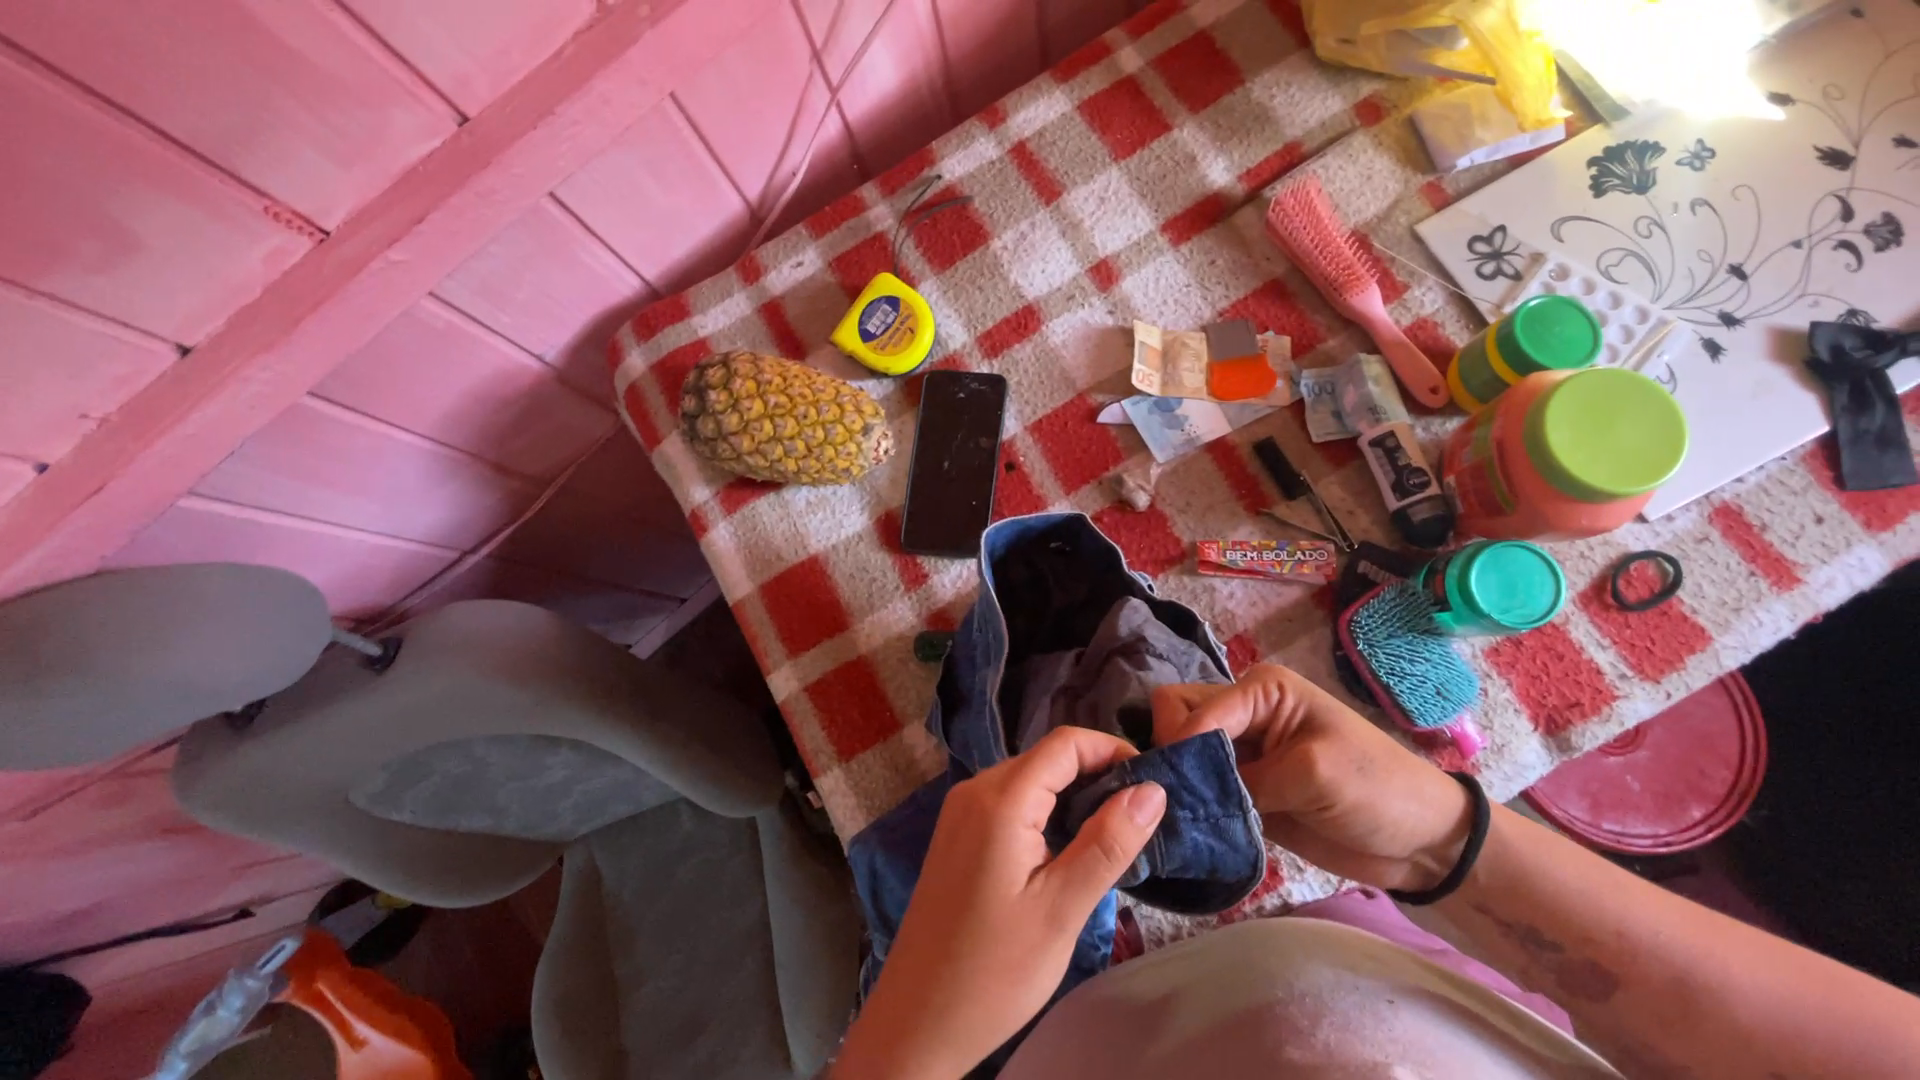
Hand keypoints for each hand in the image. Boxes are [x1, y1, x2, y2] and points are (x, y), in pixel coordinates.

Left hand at [833, 727, 1166, 1079]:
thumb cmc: (993, 970)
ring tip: (1112, 840)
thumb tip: (1152, 789)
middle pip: (1046, 759)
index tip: (1151, 787)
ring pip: (1029, 781)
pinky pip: (1009, 805)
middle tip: (1139, 820)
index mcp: (999, 800)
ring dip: (1072, 798)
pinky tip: (1066, 853)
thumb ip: (1107, 843)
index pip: (1065, 744)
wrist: (917, 1020)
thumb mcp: (1061, 910)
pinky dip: (1045, 815)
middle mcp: (974, 792)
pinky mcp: (957, 838)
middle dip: (1096, 775)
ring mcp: (960, 814)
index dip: (1112, 751)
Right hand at [1152, 663, 1470, 891]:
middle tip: (1182, 798)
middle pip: (1173, 722)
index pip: (1187, 706)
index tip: (1182, 786)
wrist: (1423, 844)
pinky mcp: (1242, 793)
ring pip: (1180, 758)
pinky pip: (1198, 793)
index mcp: (1260, 690)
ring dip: (1179, 787)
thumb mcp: (1311, 772)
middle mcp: (1242, 715)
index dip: (1180, 743)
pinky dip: (1192, 810)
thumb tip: (1180, 794)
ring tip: (1186, 819)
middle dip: (1172, 758)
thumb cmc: (1377, 789)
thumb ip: (1242, 778)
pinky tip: (1195, 830)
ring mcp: (1241, 755)